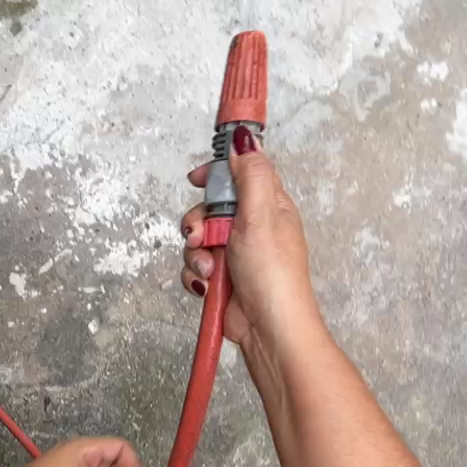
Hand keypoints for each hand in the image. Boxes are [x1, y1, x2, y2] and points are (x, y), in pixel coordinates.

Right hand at [179, 127, 318, 344]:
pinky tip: (207, 286)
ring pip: (196, 240)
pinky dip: (195, 276)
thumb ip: (250, 175)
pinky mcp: (220, 277)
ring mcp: (234, 253)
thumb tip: (243, 140)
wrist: (267, 327)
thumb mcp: (262, 215)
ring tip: (211, 271)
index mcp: (268, 206)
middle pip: (208, 208)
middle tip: (202, 236)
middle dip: (198, 223)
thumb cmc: (272, 276)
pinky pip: (194, 266)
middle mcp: (250, 227)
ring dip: (196, 255)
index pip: (238, 174)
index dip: (215, 173)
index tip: (195, 178)